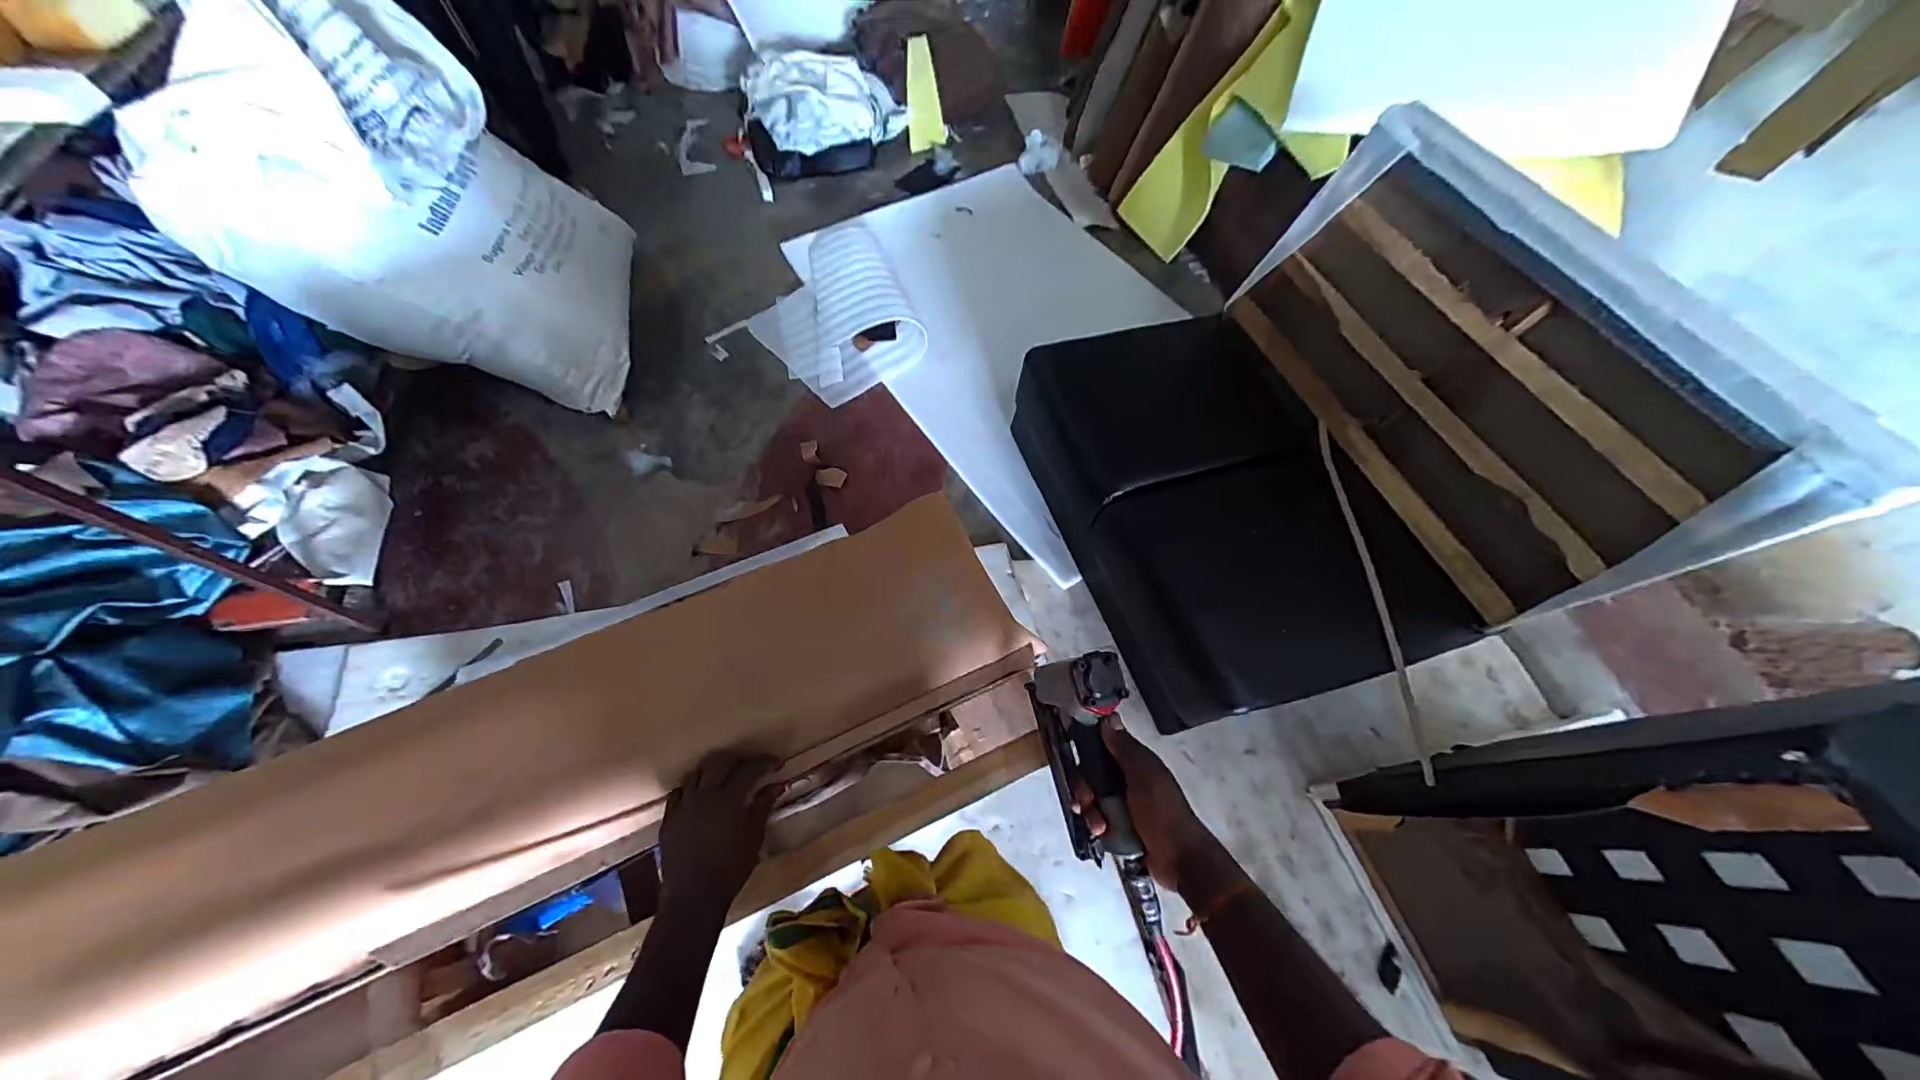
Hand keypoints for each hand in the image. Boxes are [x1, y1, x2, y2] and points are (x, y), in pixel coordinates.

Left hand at [655, 749, 778, 912]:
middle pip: (720, 762)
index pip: (749, 769)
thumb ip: (763, 807)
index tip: (776, 764)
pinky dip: (692, 788)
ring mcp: (683, 806)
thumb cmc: (730, 869)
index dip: (764, 762)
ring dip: (714, 770)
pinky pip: (679, 792)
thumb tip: (777, 785)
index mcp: (728, 799)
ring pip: (697, 773)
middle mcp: (704, 796)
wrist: (692, 897)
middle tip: (751, 766)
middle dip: (738, 759)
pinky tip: (700, 796)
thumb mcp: (754, 838)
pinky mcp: (669, 819)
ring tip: (725, 778)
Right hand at [1076, 716, 1220, 891]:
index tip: (1077, 762)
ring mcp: (1124, 805)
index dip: (1087, 753)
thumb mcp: (1144, 777)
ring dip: (1091, 811)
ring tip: (1099, 825)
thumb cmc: (1163, 814)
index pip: (1103, 748)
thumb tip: (1109, 718)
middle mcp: (1129, 781)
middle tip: (1087, 801)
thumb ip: (1125, 749)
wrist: (1179, 861)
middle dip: (1085, 788)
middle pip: (1093, 776)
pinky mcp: (1120, 827)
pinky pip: (1097, 819)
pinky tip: (1102, 832)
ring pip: (1093, 799)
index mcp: (1137, 764)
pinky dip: (1096, 825)